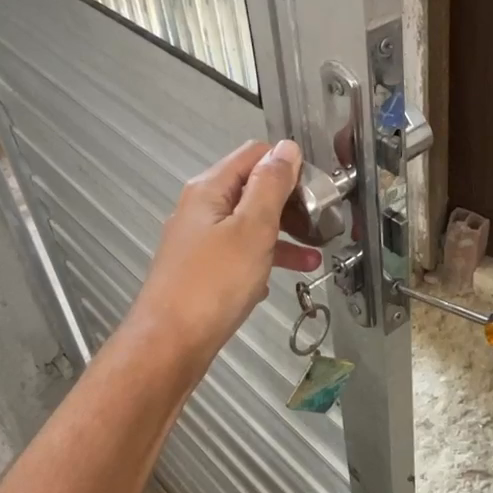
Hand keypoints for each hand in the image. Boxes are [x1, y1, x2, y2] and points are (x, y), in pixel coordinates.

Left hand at [132, 140, 321, 354]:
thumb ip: (271, 186)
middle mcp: (201, 209)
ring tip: (314, 255)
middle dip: (291, 203)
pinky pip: (240, 254)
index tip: (319, 189)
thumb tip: (287, 148)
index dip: (290, 165)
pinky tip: (278, 280)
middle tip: (322, 223)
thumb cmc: (213, 284)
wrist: (169, 344)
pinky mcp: (203, 270)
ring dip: (283, 236)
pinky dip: (263, 260)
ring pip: (250, 225)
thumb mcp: (252, 228)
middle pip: (253, 189)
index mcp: (210, 189)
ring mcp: (200, 241)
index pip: (255, 155)